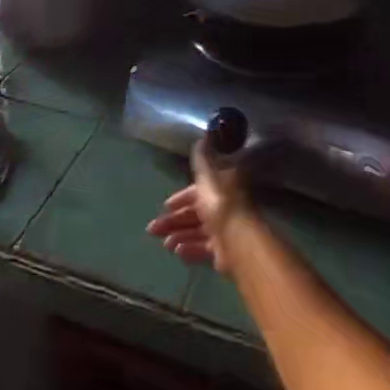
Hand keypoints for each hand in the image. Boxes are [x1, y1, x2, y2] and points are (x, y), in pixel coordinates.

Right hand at [146, 138, 253, 271]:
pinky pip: (203, 249)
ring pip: (196, 232)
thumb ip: (202, 160)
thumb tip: (202, 137)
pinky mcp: (222, 252)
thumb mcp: (207, 176)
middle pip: (194, 214)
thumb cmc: (220, 204)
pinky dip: (189, 249)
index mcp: (219, 190)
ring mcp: (223, 231)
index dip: (182, 198)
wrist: (237, 239)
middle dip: (173, 220)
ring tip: (165, 244)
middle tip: (153, 229)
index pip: (198, 192)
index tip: (166, 205)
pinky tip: (177, 252)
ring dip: (179, 235)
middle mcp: (222, 209)